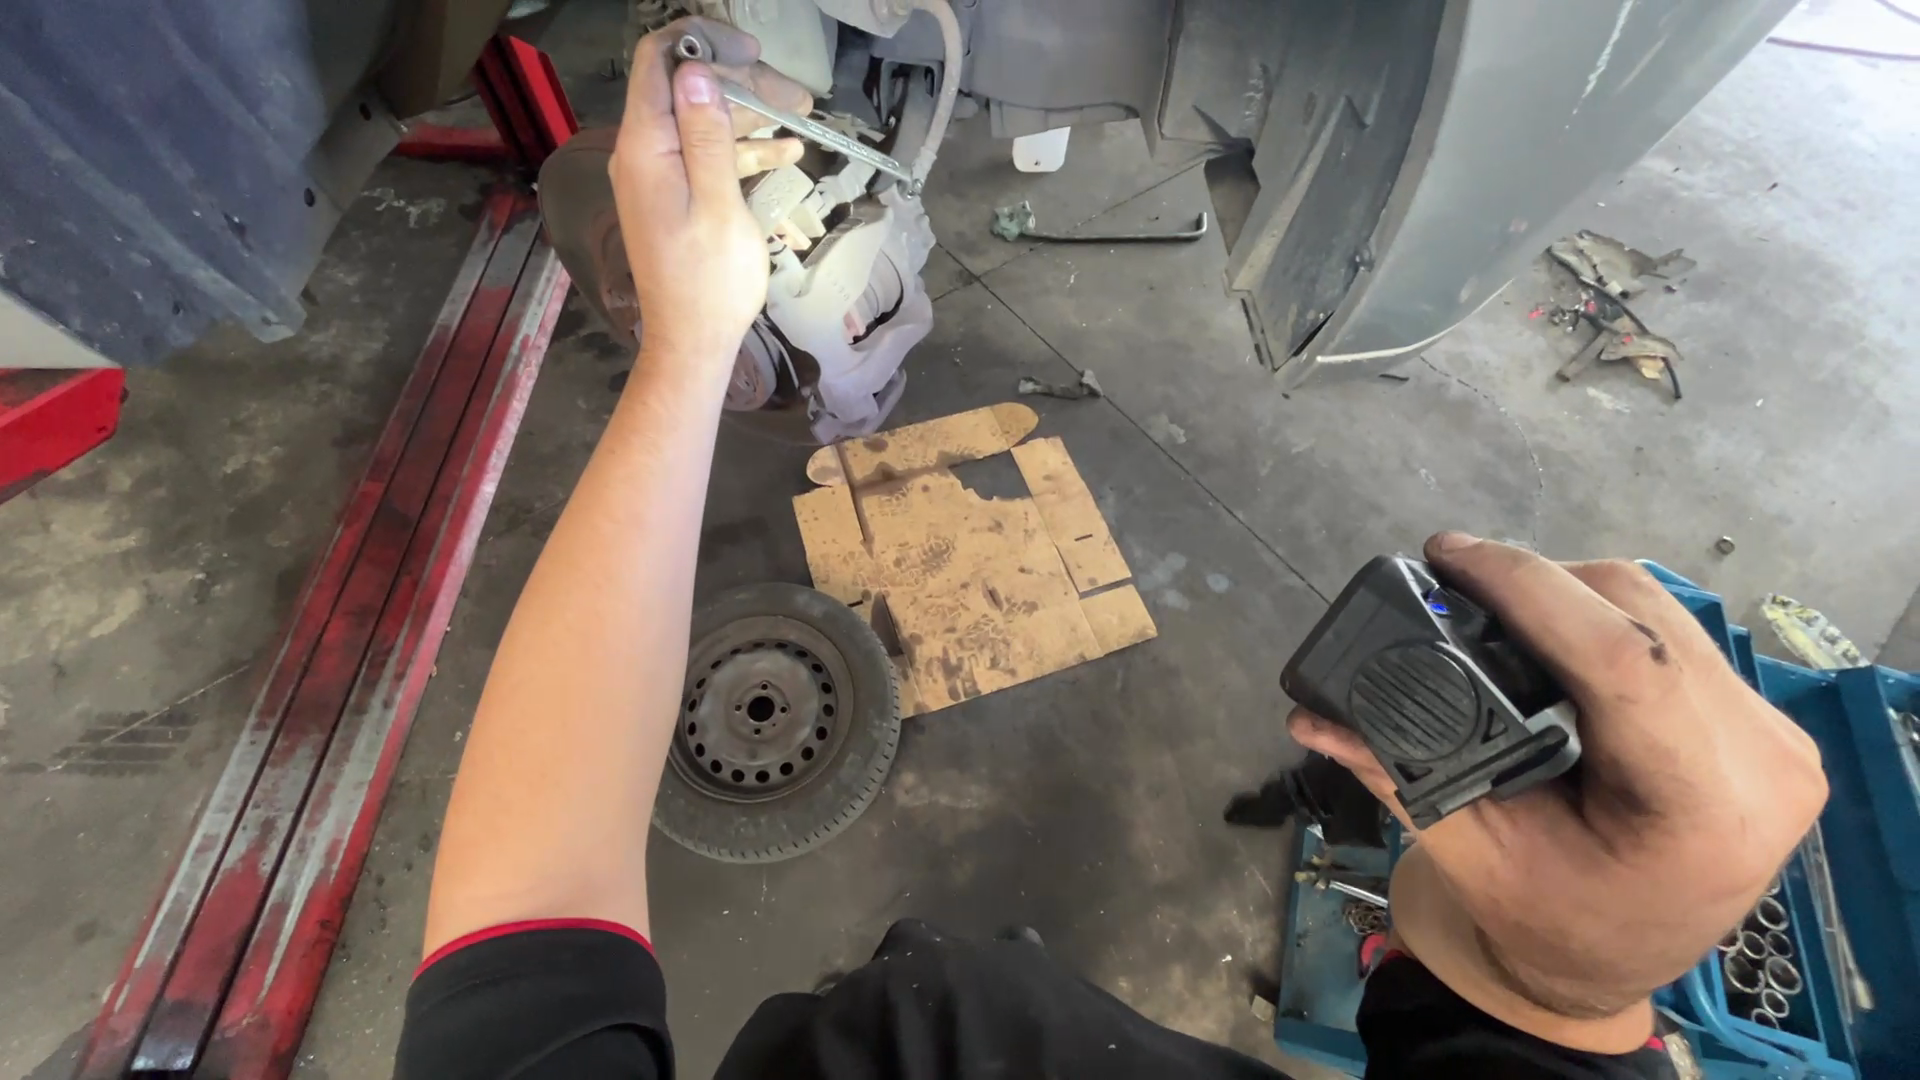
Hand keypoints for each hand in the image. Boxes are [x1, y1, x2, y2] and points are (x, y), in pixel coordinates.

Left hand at [610, 18, 810, 362]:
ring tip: (803, 120)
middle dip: (744, 86)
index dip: (706, 43)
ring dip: (752, 119)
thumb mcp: (719, 207)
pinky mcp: (676, 199)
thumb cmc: (711, 282)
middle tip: (798, 97)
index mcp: (647, 147)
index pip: (661, 62)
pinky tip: (786, 155)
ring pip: (705, 125)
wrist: (693, 342)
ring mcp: (659, 177)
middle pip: (690, 92)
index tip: (755, 53)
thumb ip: (707, 138)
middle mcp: (644, 153)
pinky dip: (743, 153)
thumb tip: (697, 72)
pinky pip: (707, 160)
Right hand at [1291, 534, 1827, 1050]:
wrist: (1606, 956)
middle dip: (1532, 576)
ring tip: (1480, 597)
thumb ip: (1390, 770)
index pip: (1620, 656)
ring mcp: (1769, 729)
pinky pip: (1664, 624)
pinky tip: (1534, 623)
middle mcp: (1759, 754)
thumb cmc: (1539, 916)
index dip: (1525, 586)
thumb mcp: (1460, 848)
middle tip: (1444, 579)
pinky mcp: (1749, 713)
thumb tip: (1306, 713)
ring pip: (1655, 603)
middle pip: (1639, 610)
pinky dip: (1588, 606)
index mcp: (1699, 803)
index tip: (1443, 554)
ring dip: (1559, 585)